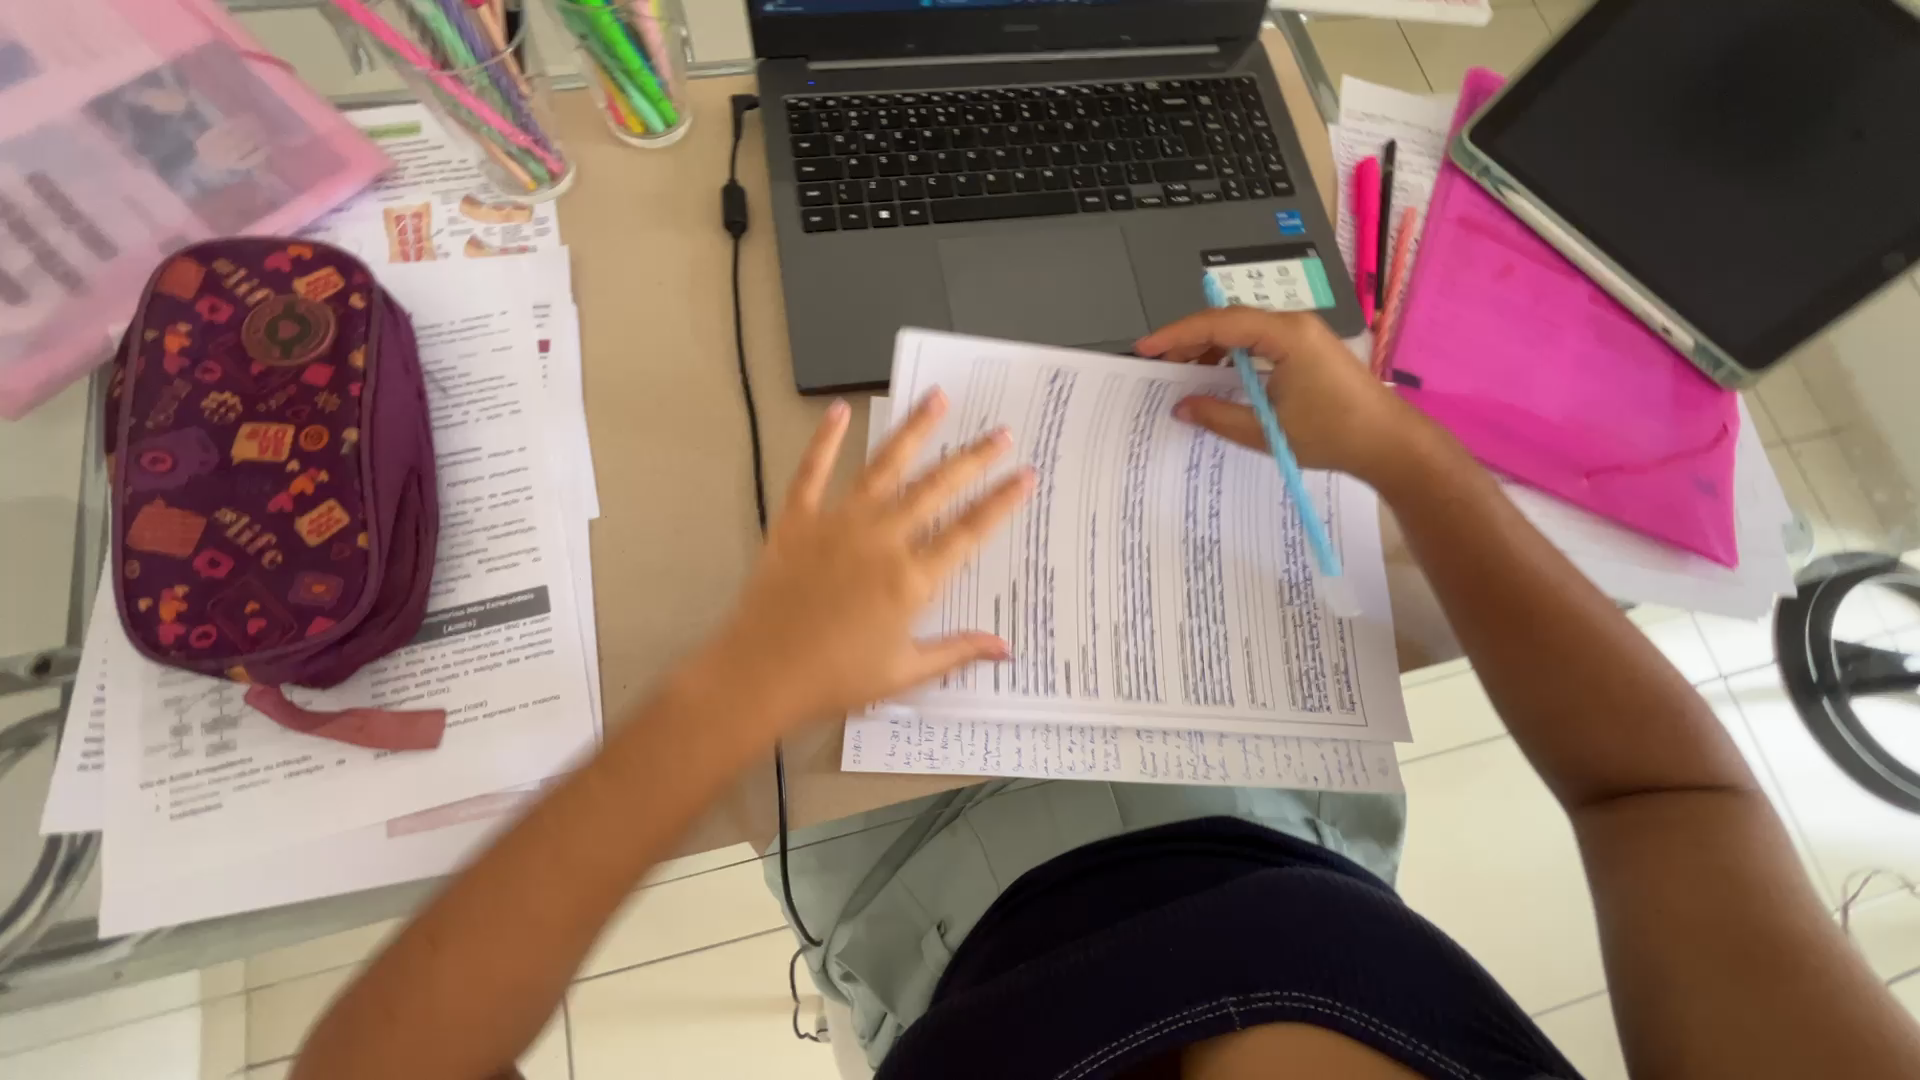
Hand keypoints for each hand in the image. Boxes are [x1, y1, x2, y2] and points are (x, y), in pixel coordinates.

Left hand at [709, 392, 1032, 730]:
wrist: (760, 674)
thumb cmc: (836, 678)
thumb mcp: (904, 672)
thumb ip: (957, 651)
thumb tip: (1005, 649)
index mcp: (912, 579)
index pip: (969, 531)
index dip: (1001, 501)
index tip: (1025, 475)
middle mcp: (882, 540)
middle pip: (937, 488)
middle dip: (974, 458)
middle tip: (1001, 432)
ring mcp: (838, 524)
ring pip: (885, 466)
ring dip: (914, 430)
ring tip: (938, 398)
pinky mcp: (798, 520)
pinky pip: (813, 471)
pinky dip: (825, 439)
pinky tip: (840, 410)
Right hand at [1135, 307, 1423, 486]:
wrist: (1387, 441)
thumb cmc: (1331, 435)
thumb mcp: (1266, 431)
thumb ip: (1218, 415)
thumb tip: (1181, 407)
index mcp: (1286, 336)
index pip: (1219, 324)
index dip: (1177, 334)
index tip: (1146, 348)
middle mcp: (1293, 325)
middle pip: (1228, 321)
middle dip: (1188, 340)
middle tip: (1157, 363)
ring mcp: (1301, 335)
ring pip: (1241, 331)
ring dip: (1209, 348)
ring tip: (1180, 371)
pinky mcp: (1305, 348)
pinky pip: (1257, 342)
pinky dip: (1230, 356)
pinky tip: (1215, 375)